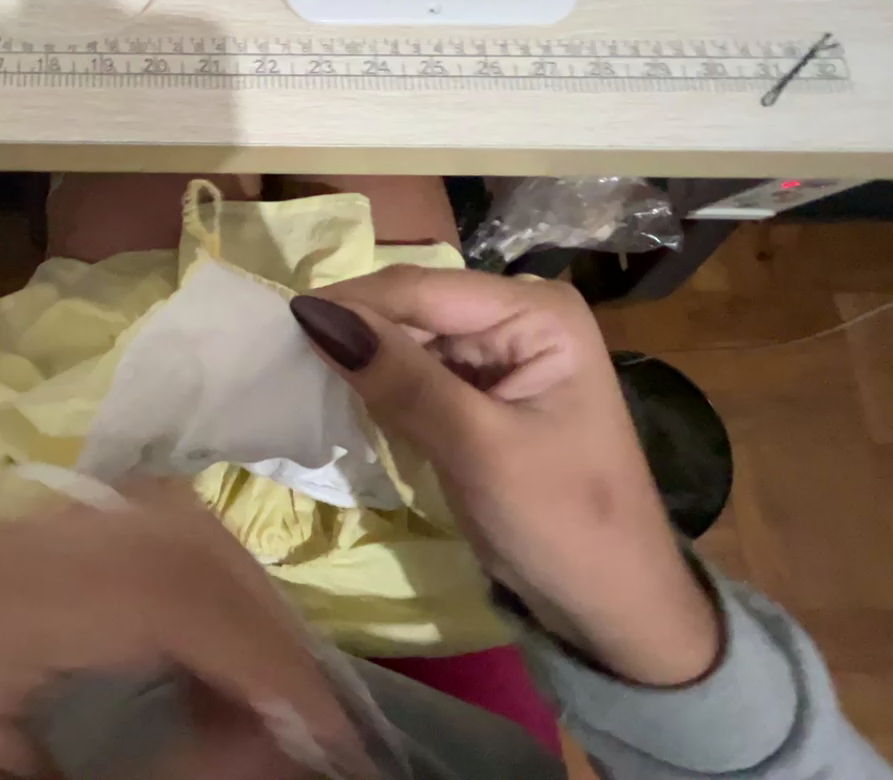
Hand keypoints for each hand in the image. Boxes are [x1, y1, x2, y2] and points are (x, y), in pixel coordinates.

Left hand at [0, 485, 360, 779]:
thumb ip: (175, 772)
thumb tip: (293, 739)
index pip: (158, 588)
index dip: (259, 652)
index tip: (332, 731)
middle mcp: (7, 540)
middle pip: (169, 531)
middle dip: (260, 616)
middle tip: (312, 712)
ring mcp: (17, 528)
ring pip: (164, 512)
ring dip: (233, 588)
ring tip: (267, 679)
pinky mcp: (31, 539)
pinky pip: (138, 524)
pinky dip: (195, 575)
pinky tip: (210, 644)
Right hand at [291, 268, 719, 685]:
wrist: (609, 602)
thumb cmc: (564, 523)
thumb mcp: (479, 448)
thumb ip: (401, 378)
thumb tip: (316, 318)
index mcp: (538, 312)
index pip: (423, 290)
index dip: (352, 303)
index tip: (283, 325)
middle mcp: (515, 314)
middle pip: (410, 304)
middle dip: (354, 327)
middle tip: (288, 352)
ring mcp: (495, 348)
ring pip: (402, 333)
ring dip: (359, 352)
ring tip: (305, 369)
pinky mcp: (474, 383)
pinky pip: (409, 364)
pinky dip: (375, 377)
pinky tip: (345, 389)